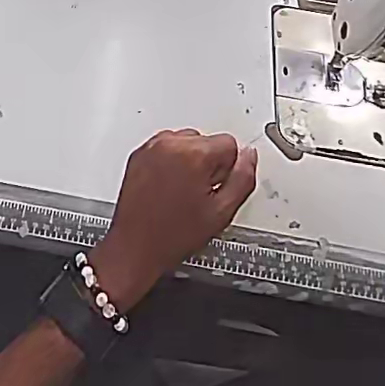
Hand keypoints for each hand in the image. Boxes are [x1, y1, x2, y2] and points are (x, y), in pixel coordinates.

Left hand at [88, 130, 257, 311]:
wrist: (136, 245)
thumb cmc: (172, 234)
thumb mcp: (221, 212)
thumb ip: (243, 179)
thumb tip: (249, 157)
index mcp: (194, 154)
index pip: (229, 143)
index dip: (228, 169)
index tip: (217, 187)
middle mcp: (170, 143)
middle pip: (207, 141)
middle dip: (209, 163)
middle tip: (199, 193)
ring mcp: (152, 147)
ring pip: (186, 141)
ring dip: (190, 160)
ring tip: (182, 192)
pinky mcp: (140, 153)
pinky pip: (165, 147)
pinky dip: (170, 161)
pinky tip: (168, 187)